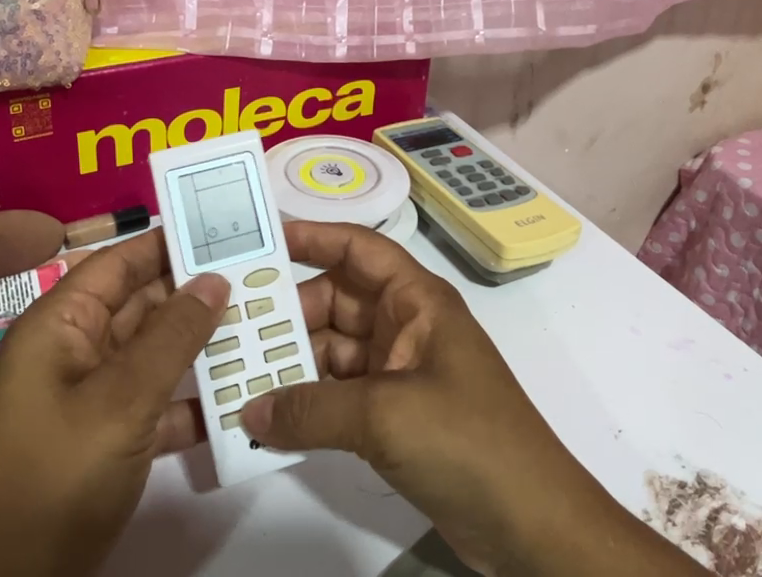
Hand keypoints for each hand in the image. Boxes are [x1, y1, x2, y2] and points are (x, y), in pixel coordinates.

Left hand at [0, 230, 227, 576]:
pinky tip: (241, 391)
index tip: (225, 230)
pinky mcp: (109, 435)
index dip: (167, 243)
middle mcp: (75, 349)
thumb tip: (215, 279)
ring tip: (261, 324)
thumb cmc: (59, 472)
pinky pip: (157, 399)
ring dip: (201, 345)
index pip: (118, 263)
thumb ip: (172, 336)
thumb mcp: (121, 398)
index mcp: (61, 324)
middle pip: (140, 304)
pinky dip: (193, 397)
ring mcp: (92, 394)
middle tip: (259, 277)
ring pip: (153, 352)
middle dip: (195, 293)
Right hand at [241, 222, 701, 576]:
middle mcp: (406, 327)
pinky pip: (339, 394)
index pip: (359, 249)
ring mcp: (400, 373)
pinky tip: (268, 416)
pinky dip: (307, 402)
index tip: (261, 241)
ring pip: (333, 350)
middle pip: (336, 301)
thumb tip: (249, 411)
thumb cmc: (467, 440)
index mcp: (417, 301)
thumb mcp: (385, 415)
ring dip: (291, 361)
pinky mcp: (395, 417)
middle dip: (287, 310)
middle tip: (230, 324)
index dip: (313, 237)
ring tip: (235, 371)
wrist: (532, 523)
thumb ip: (310, 409)